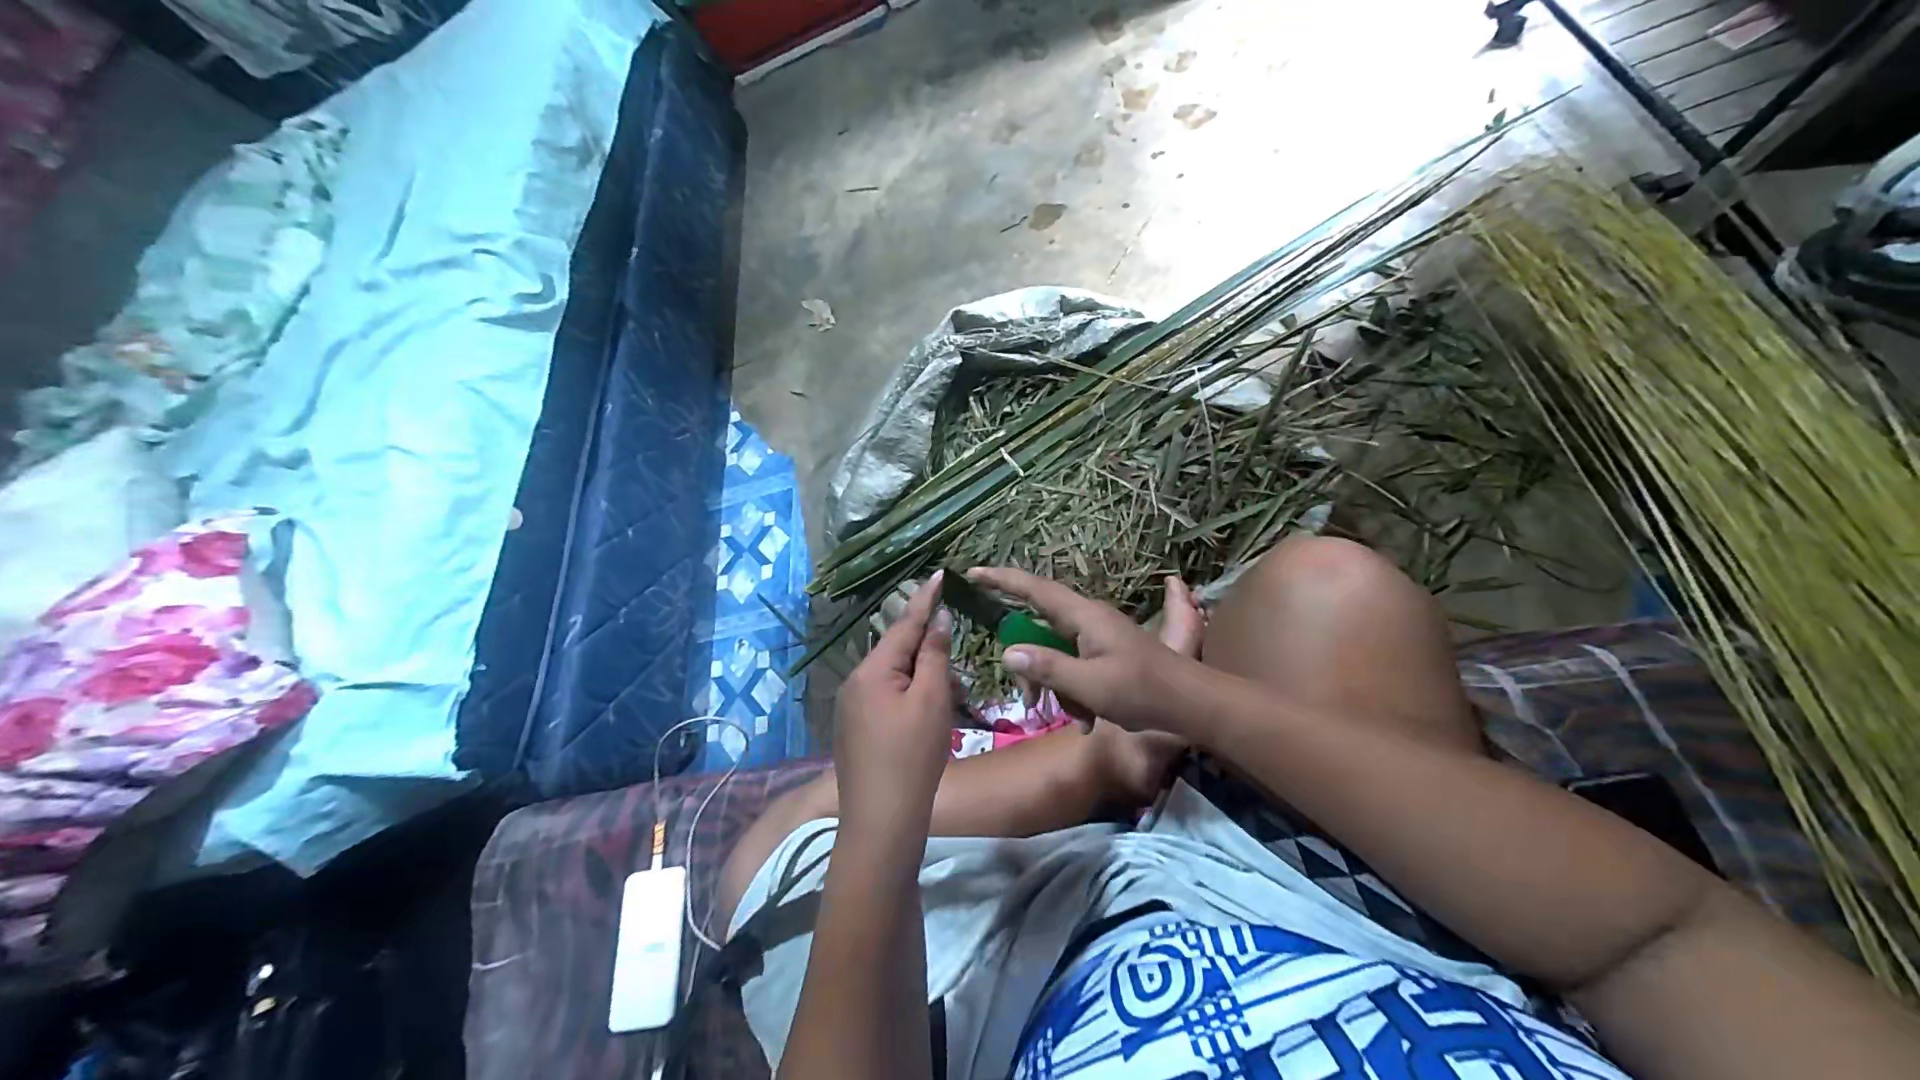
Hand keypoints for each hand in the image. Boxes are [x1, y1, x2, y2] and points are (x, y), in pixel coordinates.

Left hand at [833, 570, 956, 823]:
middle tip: (959, 678)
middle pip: (899, 653)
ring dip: (925, 684)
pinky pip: (887, 701)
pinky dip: (912, 702)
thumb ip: (935, 655)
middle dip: (931, 657)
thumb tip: (937, 619)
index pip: (904, 624)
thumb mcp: (932, 700)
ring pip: (895, 679)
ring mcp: (851, 709)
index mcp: (871, 671)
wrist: (882, 822)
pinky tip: (929, 723)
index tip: (940, 573)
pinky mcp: (855, 730)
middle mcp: (855, 683)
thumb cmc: (913, 756)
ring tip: (951, 707)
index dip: (926, 599)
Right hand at [967, 567, 1206, 736]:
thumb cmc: (1143, 691)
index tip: (973, 573)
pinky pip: (1074, 670)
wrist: (1191, 705)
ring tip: (1080, 720)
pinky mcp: (1104, 655)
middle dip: (1034, 670)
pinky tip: (1090, 722)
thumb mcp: (1090, 685)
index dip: (1002, 580)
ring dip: (1059, 690)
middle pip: (1040, 634)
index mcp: (1084, 617)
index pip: (1035, 589)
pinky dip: (1075, 695)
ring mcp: (1097, 638)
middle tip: (1034, 702)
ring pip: (1056, 657)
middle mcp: (1087, 621)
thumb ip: (1047, 667)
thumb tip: (1008, 652)